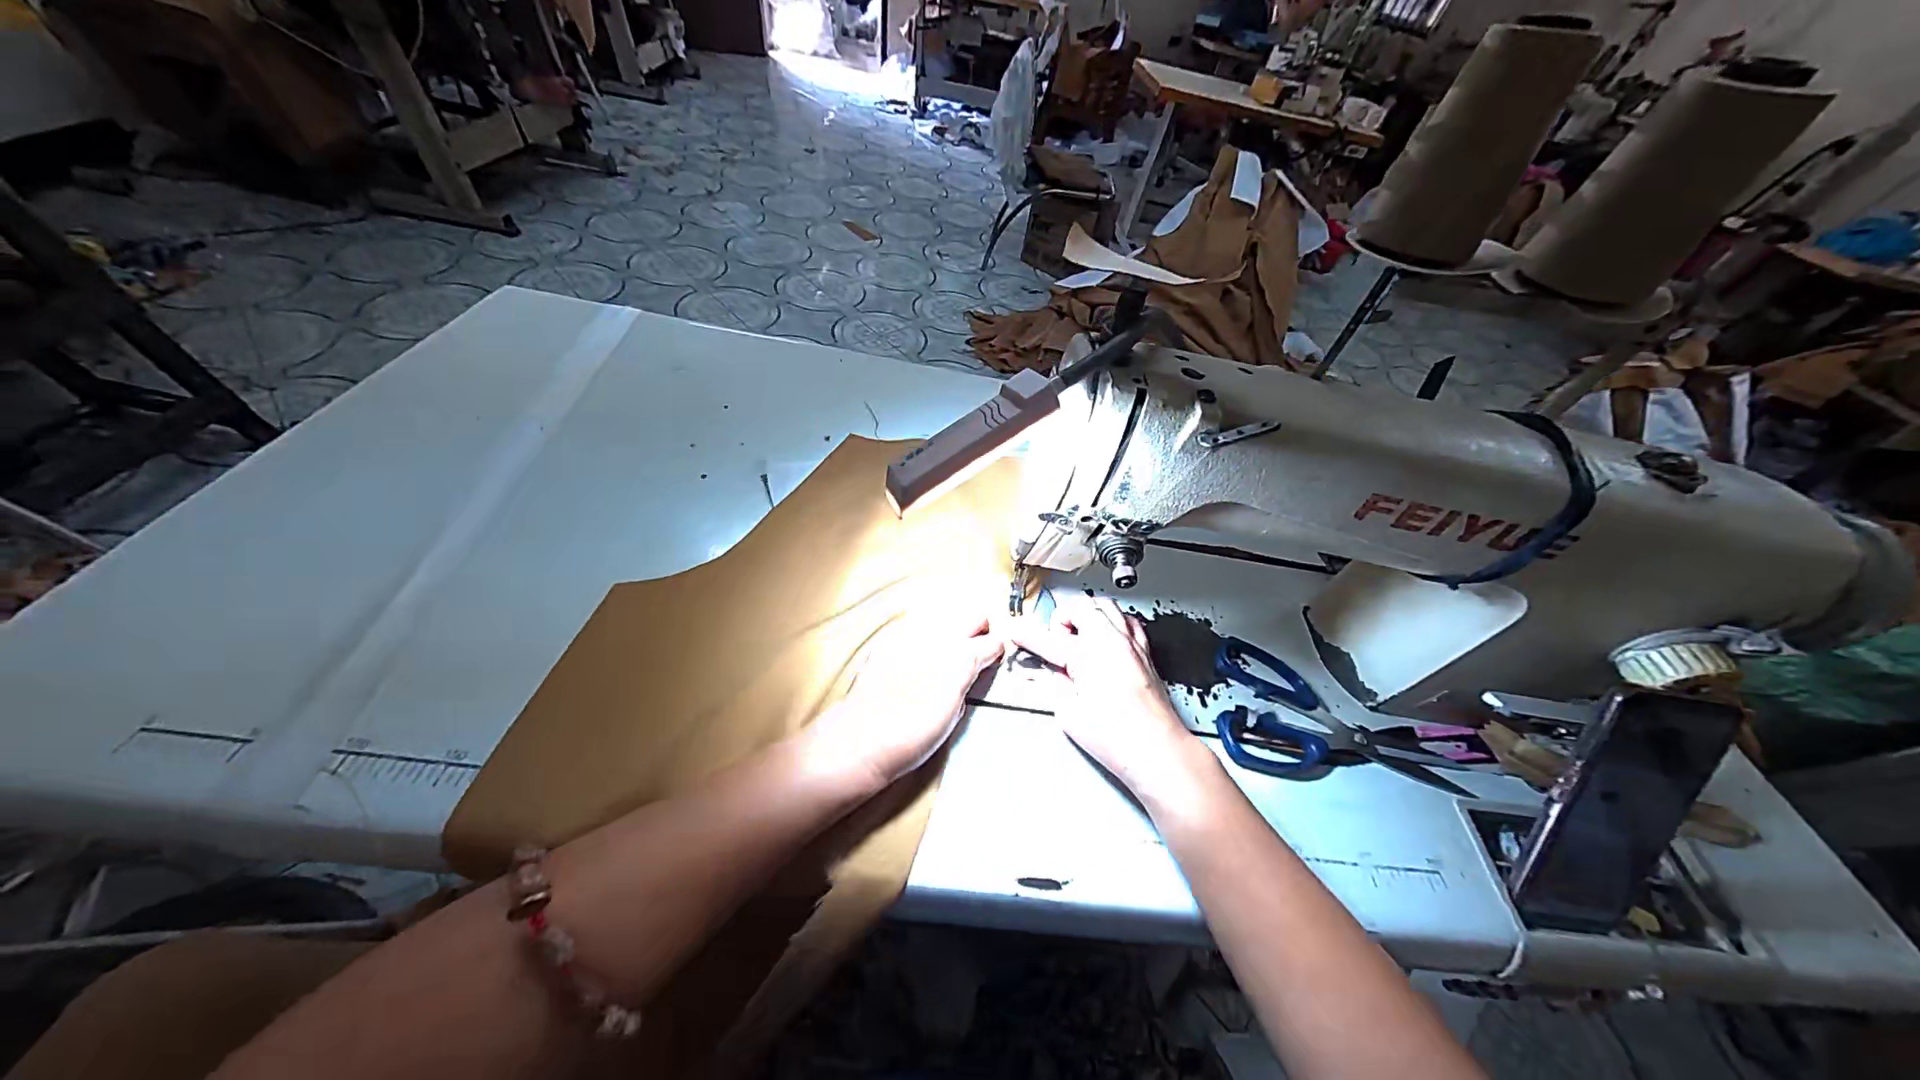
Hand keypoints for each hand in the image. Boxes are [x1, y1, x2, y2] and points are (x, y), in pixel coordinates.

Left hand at [808, 603, 1004, 789]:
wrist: (860, 739)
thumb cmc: (910, 735)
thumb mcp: (954, 713)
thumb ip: (968, 681)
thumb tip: (973, 670)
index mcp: (962, 657)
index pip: (993, 640)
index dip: (996, 651)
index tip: (994, 659)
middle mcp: (939, 637)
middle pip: (974, 616)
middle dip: (979, 631)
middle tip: (975, 653)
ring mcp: (911, 634)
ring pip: (945, 618)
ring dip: (951, 632)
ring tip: (945, 658)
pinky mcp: (888, 639)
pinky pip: (916, 628)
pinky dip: (924, 638)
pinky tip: (918, 659)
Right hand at [1004, 594, 1214, 811]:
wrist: (1158, 750)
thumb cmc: (1118, 738)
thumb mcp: (1069, 714)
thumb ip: (1058, 685)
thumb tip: (1057, 673)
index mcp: (1086, 654)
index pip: (1048, 638)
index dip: (1027, 636)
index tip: (1017, 632)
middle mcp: (1111, 641)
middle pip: (1080, 607)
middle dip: (1063, 620)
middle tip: (1057, 643)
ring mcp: (1132, 644)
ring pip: (1106, 606)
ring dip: (1088, 616)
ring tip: (1080, 639)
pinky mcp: (1147, 653)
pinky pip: (1128, 621)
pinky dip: (1113, 623)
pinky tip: (1108, 639)